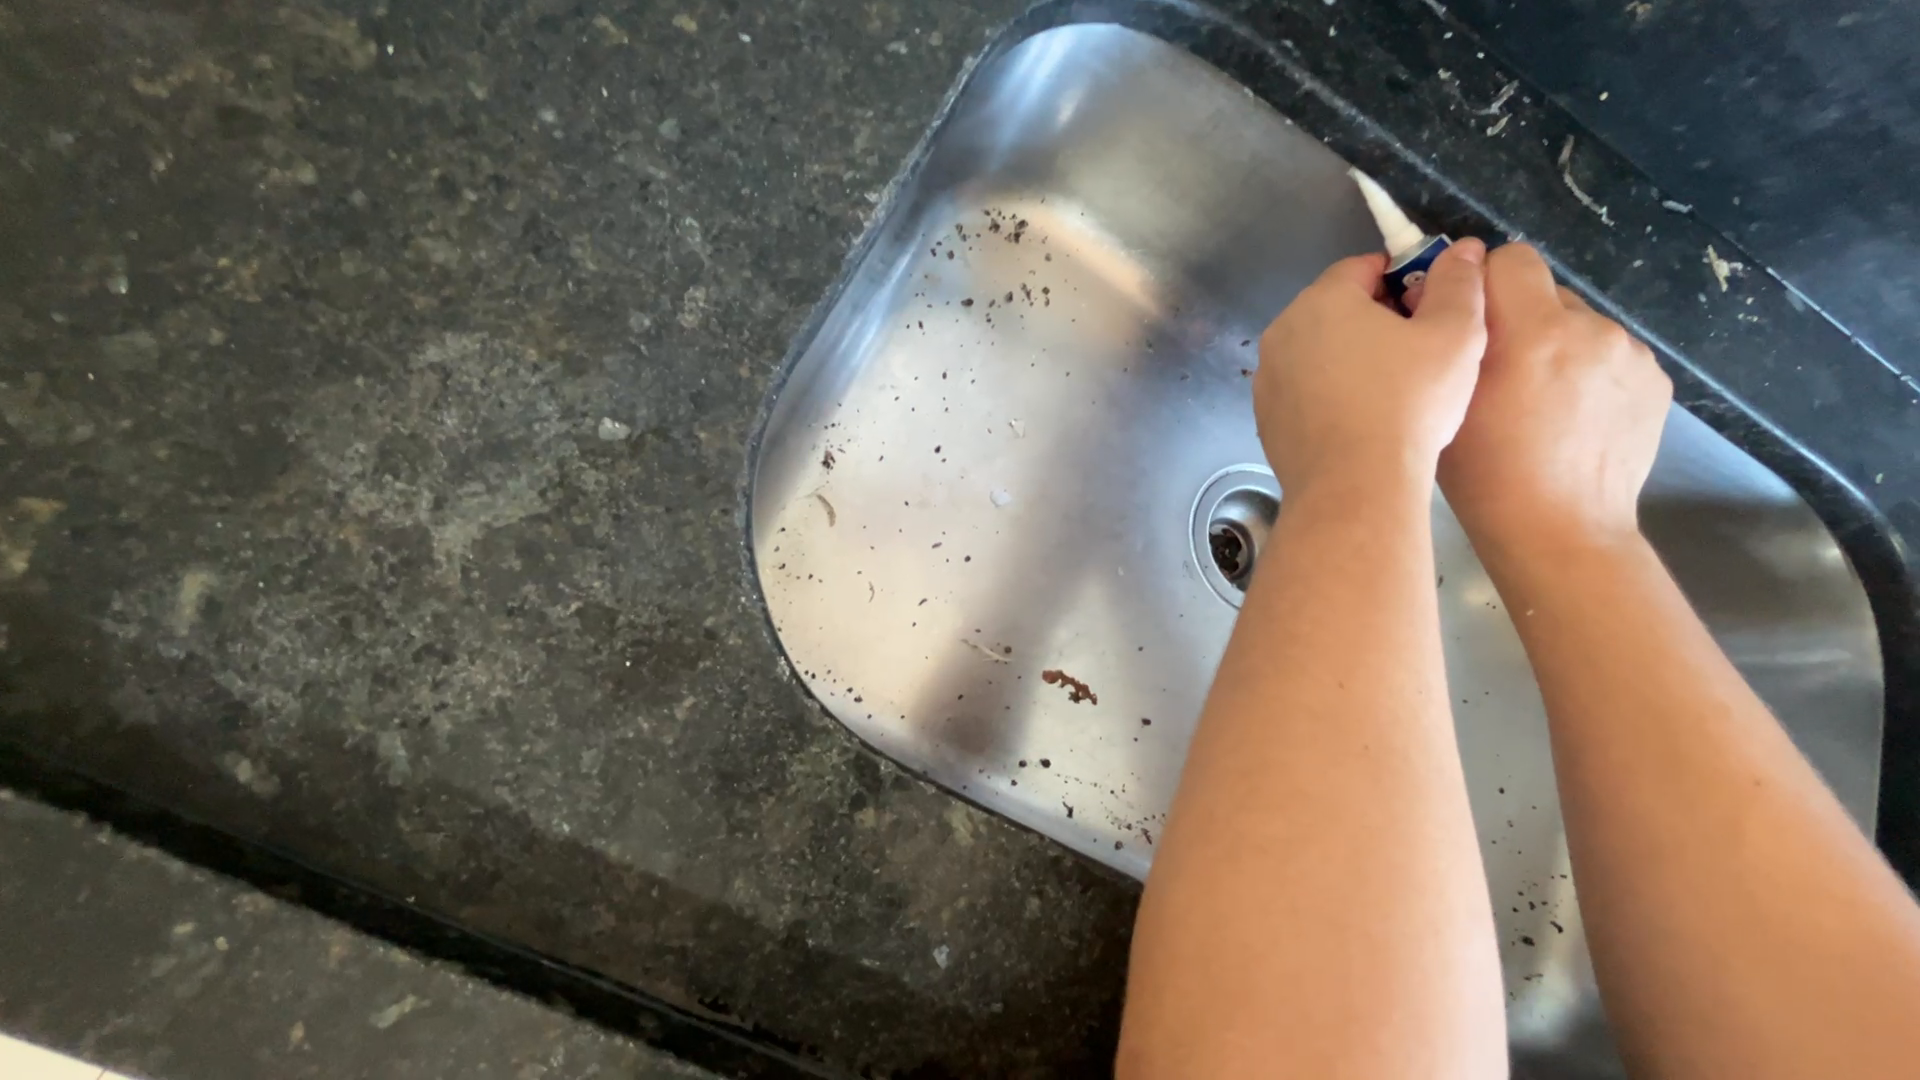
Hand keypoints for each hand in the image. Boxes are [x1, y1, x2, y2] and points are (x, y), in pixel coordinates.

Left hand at [1255, 239, 1487, 495]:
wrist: (1353, 486)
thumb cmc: (1409, 403)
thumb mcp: (1455, 333)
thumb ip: (1458, 282)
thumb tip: (1462, 252)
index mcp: (1321, 301)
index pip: (1362, 268)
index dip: (1401, 280)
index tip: (1428, 308)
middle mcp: (1281, 332)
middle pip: (1334, 308)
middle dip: (1373, 318)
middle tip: (1415, 349)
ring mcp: (1267, 376)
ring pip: (1315, 350)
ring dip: (1349, 356)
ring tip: (1389, 387)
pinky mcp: (1265, 415)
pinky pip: (1302, 388)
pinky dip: (1326, 392)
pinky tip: (1357, 417)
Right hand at [1438, 243, 1671, 554]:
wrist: (1559, 529)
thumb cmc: (1485, 474)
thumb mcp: (1450, 403)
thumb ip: (1459, 343)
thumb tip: (1458, 306)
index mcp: (1534, 332)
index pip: (1511, 259)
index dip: (1481, 282)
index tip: (1465, 319)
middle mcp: (1590, 329)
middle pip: (1544, 292)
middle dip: (1517, 319)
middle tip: (1497, 371)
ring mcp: (1630, 354)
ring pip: (1577, 326)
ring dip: (1552, 347)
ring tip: (1535, 403)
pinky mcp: (1653, 380)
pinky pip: (1607, 356)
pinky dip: (1584, 374)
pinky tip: (1568, 419)